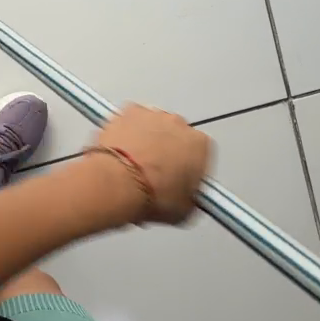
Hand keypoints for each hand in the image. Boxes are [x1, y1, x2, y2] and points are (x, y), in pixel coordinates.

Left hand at [92, 105, 210, 224]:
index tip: (176, 177)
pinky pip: (129, 119)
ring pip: (151, 124)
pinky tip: (118, 147)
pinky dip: (125, 130)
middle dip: (165, 148)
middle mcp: (180, 123)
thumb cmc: (153, 196)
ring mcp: (153, 114)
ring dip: (145, 137)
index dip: (186, 166)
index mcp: (201, 145)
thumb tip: (184, 198)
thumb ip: (190, 196)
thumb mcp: (184, 209)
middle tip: (151, 169)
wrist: (119, 182)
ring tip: (131, 160)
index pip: (198, 153)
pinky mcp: (127, 111)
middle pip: (175, 134)